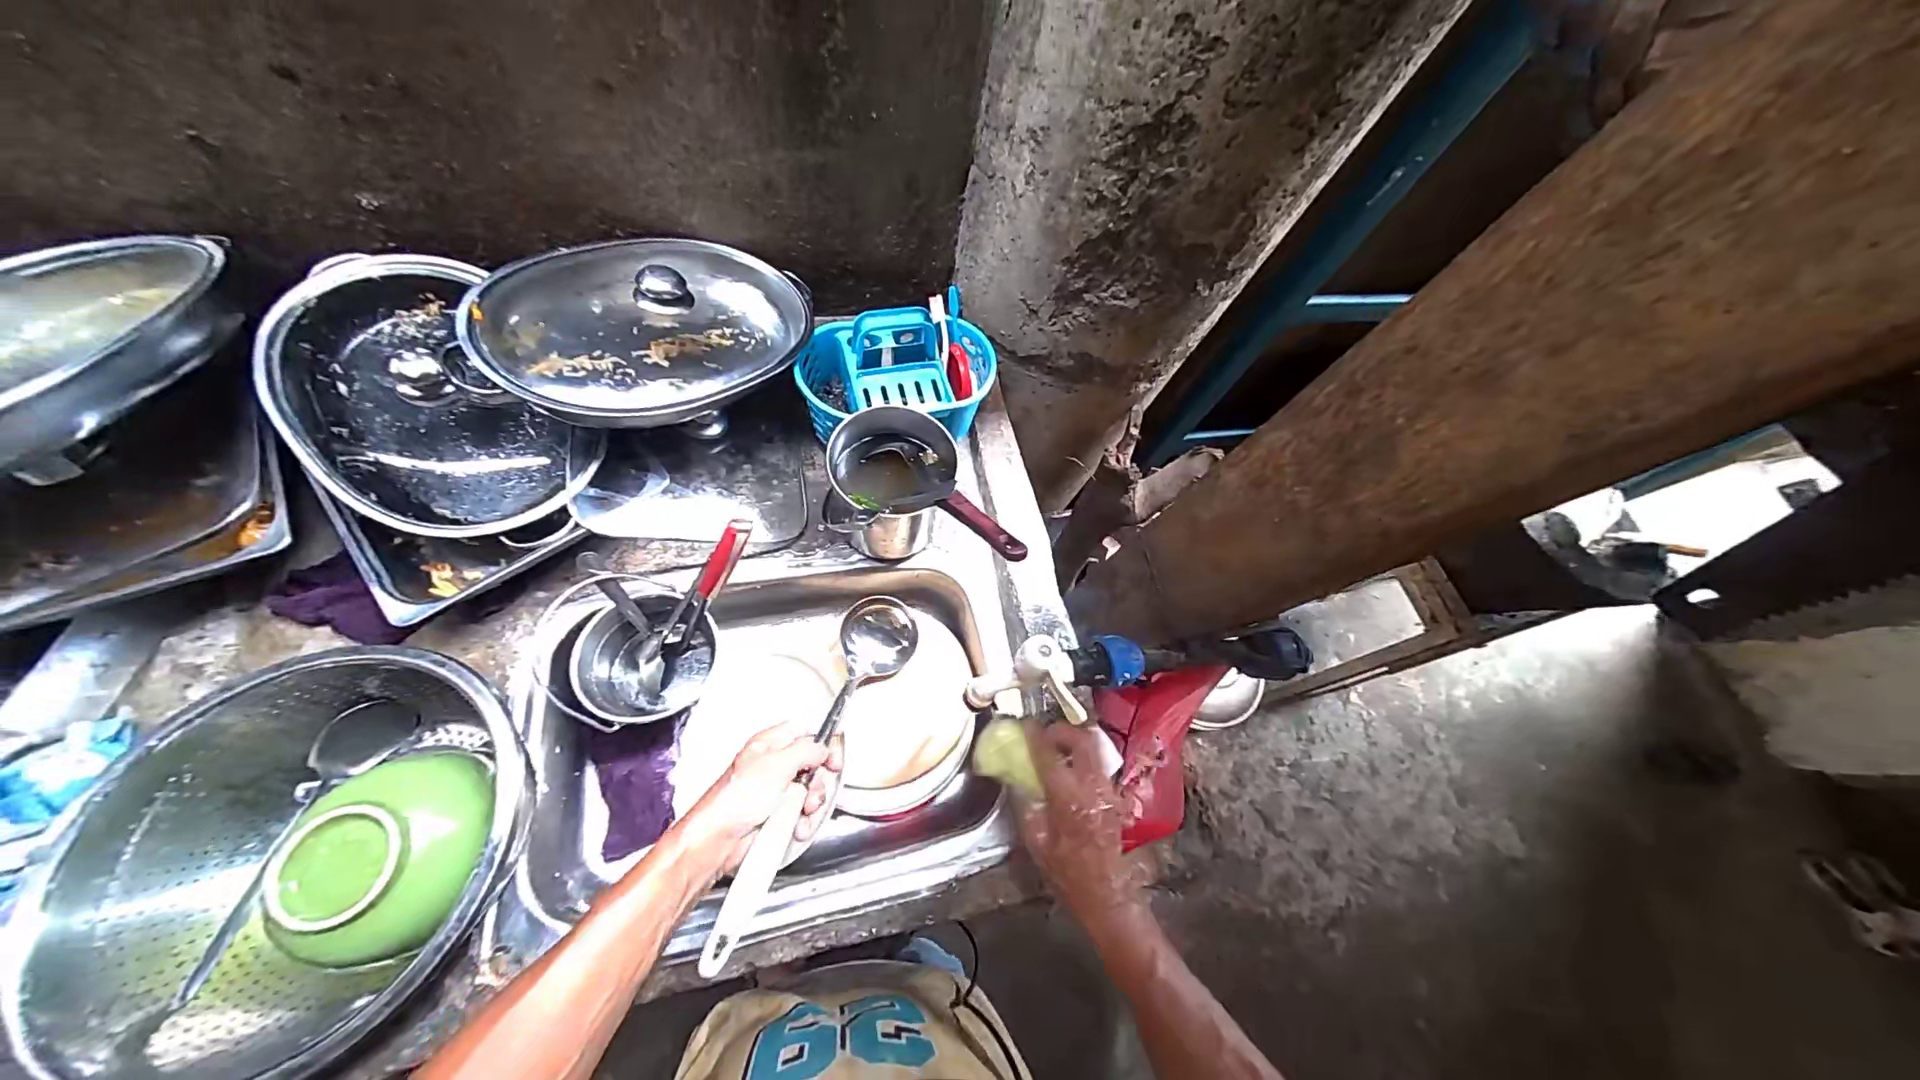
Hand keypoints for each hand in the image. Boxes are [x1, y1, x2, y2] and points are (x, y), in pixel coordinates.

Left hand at [678, 722, 842, 873]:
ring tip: (802, 812)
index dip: (823, 744)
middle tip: (810, 791)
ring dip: (812, 804)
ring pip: (812, 791)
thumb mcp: (777, 764)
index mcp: (770, 744)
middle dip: (818, 781)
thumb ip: (807, 749)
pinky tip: (796, 826)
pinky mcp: (778, 814)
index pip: (806, 733)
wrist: (719, 840)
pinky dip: (804, 822)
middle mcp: (774, 765)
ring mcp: (776, 791)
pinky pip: (803, 814)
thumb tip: (823, 748)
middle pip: (814, 765)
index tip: (833, 759)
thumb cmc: (735, 800)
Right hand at [1018, 722, 1140, 921]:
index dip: (1035, 736)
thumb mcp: (1037, 842)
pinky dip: (1084, 757)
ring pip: (1095, 749)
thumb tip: (1018, 779)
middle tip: (1045, 733)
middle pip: (1082, 740)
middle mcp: (1092, 787)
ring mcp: (1107, 790)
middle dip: (1062, 730)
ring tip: (1057, 747)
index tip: (1025, 726)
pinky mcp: (1114, 797)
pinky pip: (1099, 765)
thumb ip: (1028, 806)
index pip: (1049, 754)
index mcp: (1068, 797)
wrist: (1105, 894)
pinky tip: (1071, 768)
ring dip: (1075, 742)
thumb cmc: (1067, 873)